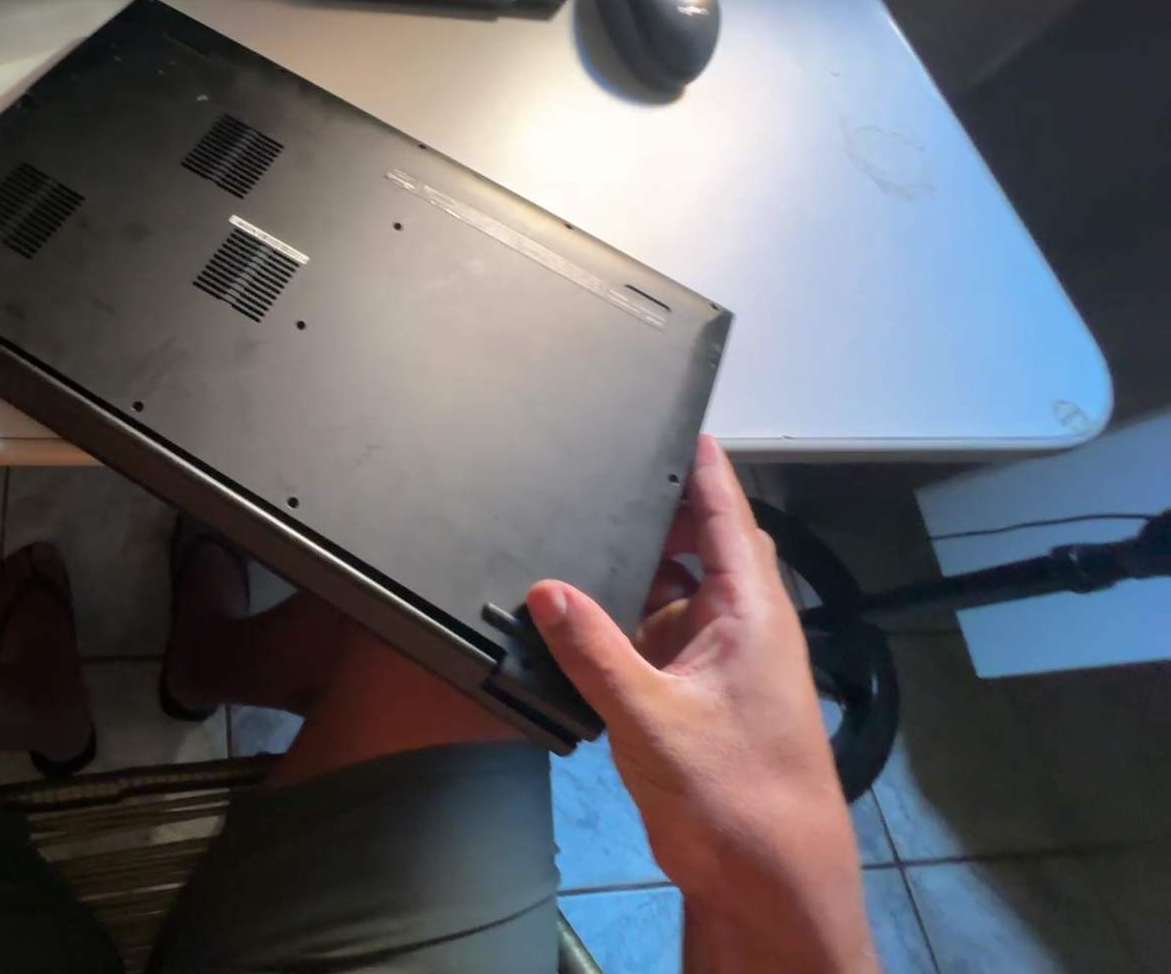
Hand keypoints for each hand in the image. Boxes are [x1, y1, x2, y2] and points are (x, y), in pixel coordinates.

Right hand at [526, 435, 872, 969]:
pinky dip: (616, 612)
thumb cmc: (735, 797)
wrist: (766, 885)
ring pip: (668, 589)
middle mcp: (735, 628)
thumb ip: (595, 651)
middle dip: (657, 508)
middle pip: (698, 546)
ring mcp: (712, 660)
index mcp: (750, 617)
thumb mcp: (653, 719)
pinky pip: (649, 629)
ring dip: (630, 564)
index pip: (731, 521)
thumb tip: (543, 588)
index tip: (684, 423)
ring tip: (577, 528)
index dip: (709, 470)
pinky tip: (575, 607)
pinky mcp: (689, 689)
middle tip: (601, 469)